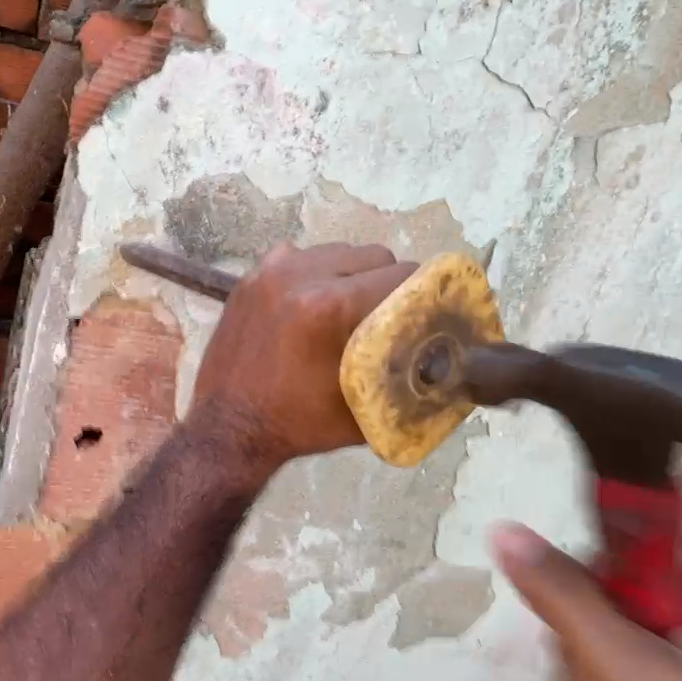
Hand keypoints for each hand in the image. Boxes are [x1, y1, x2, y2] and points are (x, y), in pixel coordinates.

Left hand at [190, 242, 416, 471]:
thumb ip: (409, 377)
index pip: (400, 275)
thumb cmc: (298, 424)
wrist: (226, 428)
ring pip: (334, 252)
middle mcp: (298, 276)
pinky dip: (312, 273)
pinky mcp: (248, 280)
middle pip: (371, 256)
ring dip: (350, 274)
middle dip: (387, 283)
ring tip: (349, 309)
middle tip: (389, 314)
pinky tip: (311, 302)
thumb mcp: (365, 405)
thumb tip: (454, 362)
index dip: (423, 291)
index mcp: (329, 305)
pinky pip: (297, 258)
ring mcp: (268, 273)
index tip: (428, 309)